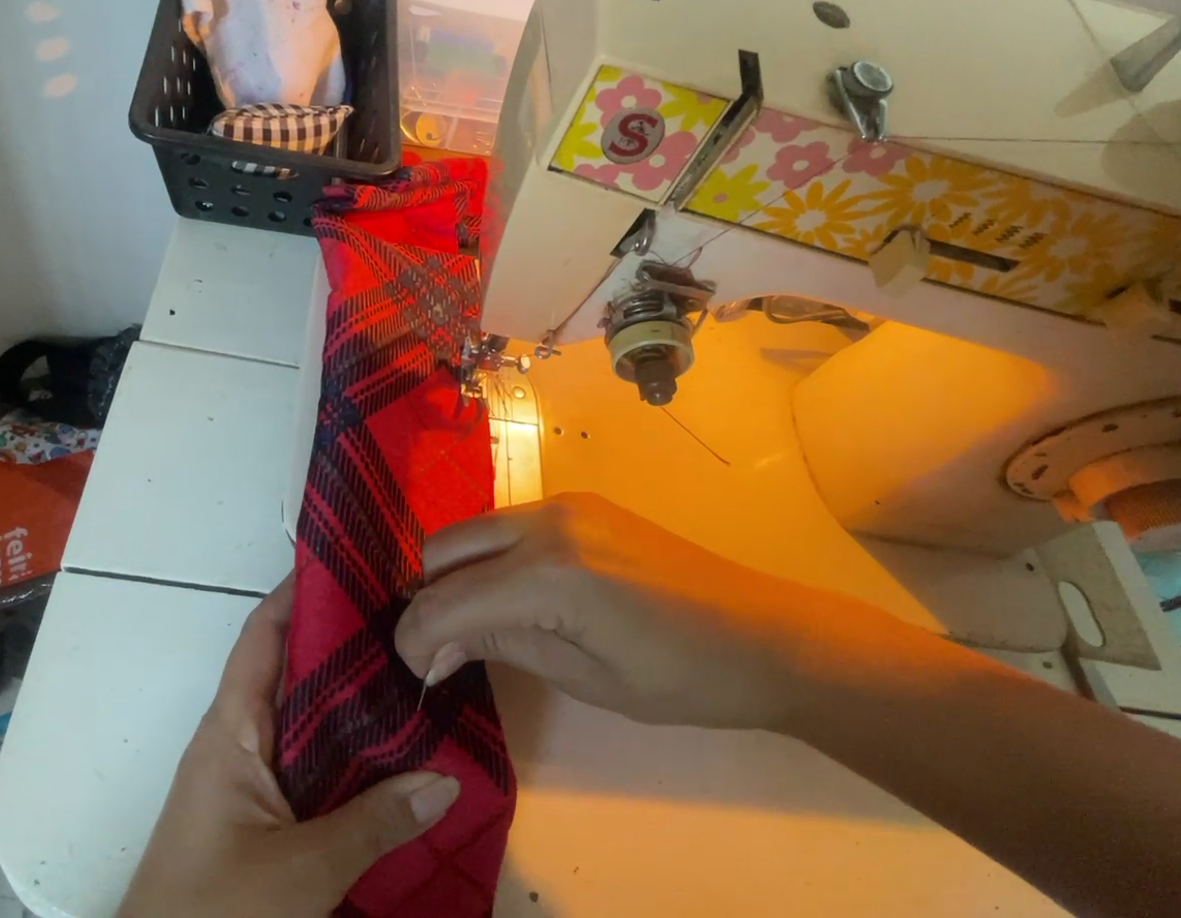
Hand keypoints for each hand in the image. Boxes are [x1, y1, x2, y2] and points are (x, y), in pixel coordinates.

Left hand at [118, 578, 462, 917]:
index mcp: (229, 730)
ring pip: (304, 715)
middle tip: (408, 611)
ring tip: (413, 662)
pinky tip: (392, 743)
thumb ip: (375, 823)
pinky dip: (347, 741)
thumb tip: (449, 778)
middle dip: (342, 636)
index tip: (354, 562)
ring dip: (349, 690)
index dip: (300, 592)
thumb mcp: (301, 872)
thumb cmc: (214, 913)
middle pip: (290, 668)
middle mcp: (238, 739)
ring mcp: (249, 777)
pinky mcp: (262, 812)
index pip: (263, 635)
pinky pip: (310, 757)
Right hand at [392, 492, 919, 729]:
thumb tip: (433, 645)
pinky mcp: (580, 502)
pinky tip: (513, 596)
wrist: (765, 634)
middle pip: (444, 548)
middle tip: (443, 651)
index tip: (418, 675)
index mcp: (548, 573)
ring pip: (473, 530)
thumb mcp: (584, 678)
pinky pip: (508, 525)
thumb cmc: (681, 678)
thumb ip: (501, 646)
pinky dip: (491, 558)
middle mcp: (546, 520)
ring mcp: (564, 503)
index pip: (444, 600)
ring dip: (458, 575)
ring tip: (475, 626)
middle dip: (427, 599)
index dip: (415, 640)